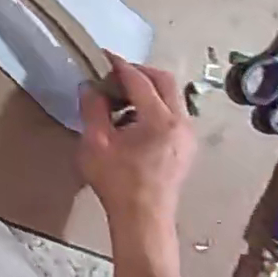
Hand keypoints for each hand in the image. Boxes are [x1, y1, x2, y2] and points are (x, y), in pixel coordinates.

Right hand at [78, 53, 196, 233]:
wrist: (143, 220)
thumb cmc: (117, 183)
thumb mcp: (95, 143)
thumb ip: (93, 110)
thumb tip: (90, 87)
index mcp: (160, 120)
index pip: (140, 80)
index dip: (120, 66)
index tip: (103, 56)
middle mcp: (181, 123)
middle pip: (164, 81)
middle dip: (139, 72)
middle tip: (113, 73)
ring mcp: (187, 135)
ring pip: (171, 96)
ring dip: (147, 89)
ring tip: (119, 98)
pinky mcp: (186, 147)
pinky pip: (173, 113)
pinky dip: (153, 106)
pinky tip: (131, 120)